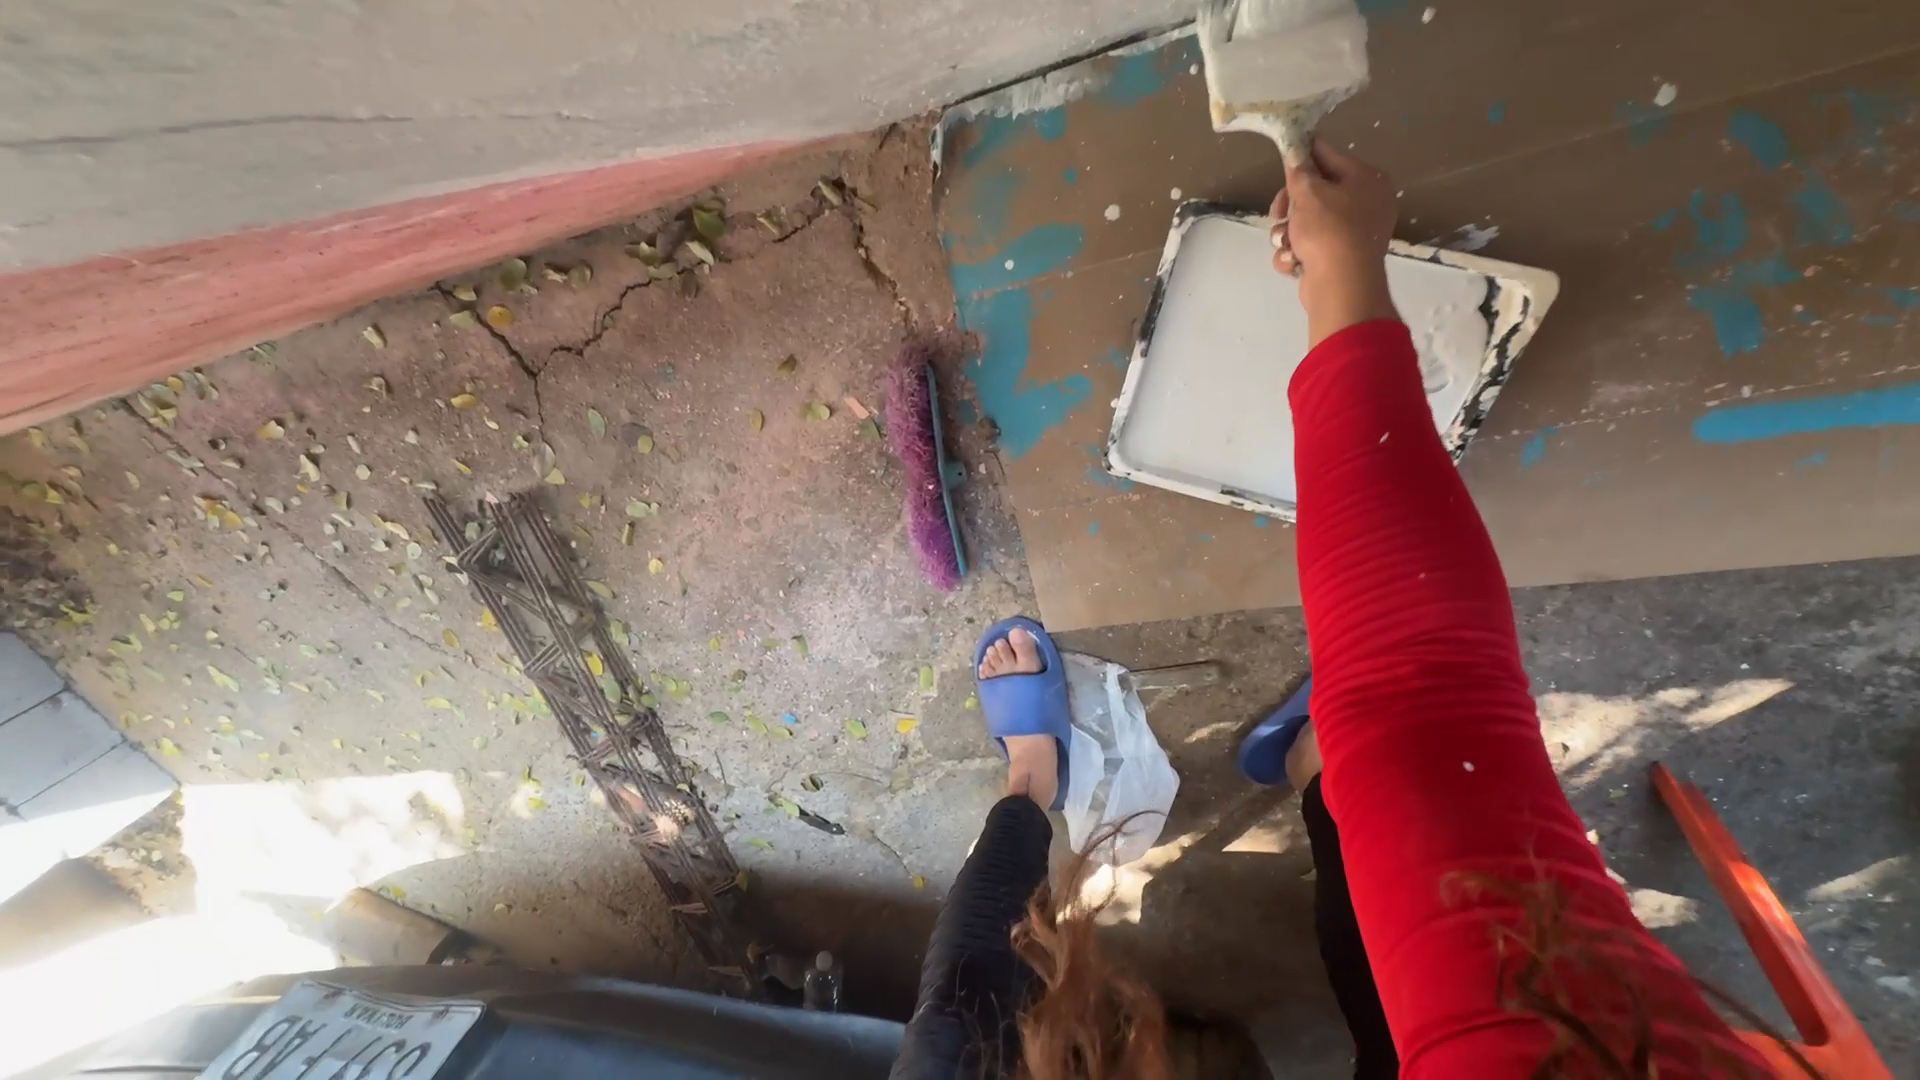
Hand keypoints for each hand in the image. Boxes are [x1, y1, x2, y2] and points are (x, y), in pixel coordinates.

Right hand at [1270, 140, 1399, 347]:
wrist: (1340, 284)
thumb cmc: (1329, 230)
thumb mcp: (1309, 193)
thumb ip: (1299, 170)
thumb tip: (1296, 151)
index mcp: (1366, 179)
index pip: (1328, 156)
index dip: (1302, 157)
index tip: (1281, 161)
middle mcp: (1364, 203)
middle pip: (1315, 193)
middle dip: (1290, 206)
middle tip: (1277, 212)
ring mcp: (1351, 234)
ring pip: (1306, 223)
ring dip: (1288, 233)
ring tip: (1286, 243)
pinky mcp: (1337, 259)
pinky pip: (1308, 247)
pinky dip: (1296, 254)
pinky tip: (1293, 261)